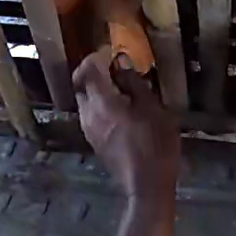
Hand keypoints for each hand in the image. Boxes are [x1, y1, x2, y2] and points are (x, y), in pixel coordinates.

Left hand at [74, 47, 177, 198]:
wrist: (147, 184)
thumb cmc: (155, 143)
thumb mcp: (152, 108)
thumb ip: (134, 83)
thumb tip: (120, 62)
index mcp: (102, 102)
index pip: (88, 69)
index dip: (97, 56)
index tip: (112, 51)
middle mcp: (88, 114)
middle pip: (80, 84)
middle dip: (92, 71)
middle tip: (113, 66)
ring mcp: (88, 129)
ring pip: (84, 100)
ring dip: (96, 89)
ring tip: (120, 87)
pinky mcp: (94, 141)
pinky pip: (90, 114)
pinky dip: (99, 103)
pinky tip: (119, 107)